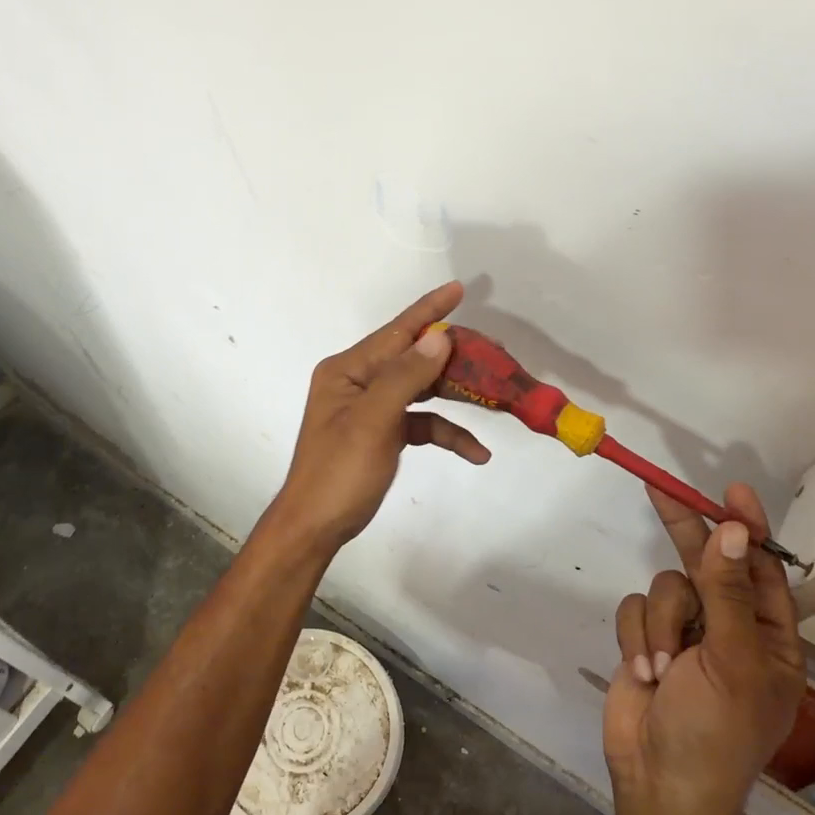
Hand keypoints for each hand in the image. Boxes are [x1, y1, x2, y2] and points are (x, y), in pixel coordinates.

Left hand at [259, 281, 490, 555]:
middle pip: (414, 359)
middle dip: (454, 358)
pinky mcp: (383, 435)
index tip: (460, 288)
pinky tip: (477, 452)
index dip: (429, 310)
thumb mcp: (373, 422)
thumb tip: (440, 336)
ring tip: (497, 397)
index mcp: (348, 370)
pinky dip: (448, 433)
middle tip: (496, 355)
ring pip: (422, 390)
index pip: (396, 332)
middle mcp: (358, 382)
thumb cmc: (339, 473)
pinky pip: (422, 423)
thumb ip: (406, 377)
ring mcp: (371, 409)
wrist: (316, 526)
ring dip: (457, 396)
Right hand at [605, 483, 804, 814]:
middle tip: (662, 491)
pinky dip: (636, 638)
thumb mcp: (732, 660)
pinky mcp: (646, 641)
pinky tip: (643, 674)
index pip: (761, 569)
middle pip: (708, 564)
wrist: (660, 783)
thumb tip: (733, 531)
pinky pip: (636, 610)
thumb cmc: (716, 730)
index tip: (732, 492)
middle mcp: (729, 628)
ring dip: (660, 626)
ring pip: (665, 587)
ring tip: (662, 669)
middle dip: (687, 534)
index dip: (747, 529)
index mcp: (770, 637)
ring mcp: (685, 635)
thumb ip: (727, 592)